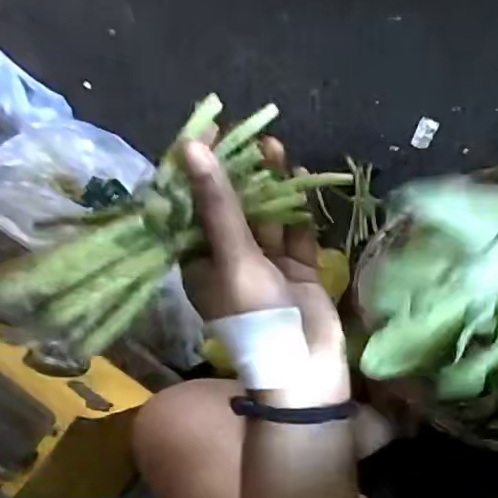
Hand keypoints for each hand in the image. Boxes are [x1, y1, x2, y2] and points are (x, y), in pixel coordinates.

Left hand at [180, 141, 349, 408]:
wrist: (305, 367)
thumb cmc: (259, 318)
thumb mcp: (235, 258)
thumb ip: (220, 206)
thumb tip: (194, 149)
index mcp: (199, 260)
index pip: (192, 204)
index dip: (198, 168)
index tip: (208, 130)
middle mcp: (230, 259)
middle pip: (232, 207)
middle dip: (240, 172)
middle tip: (247, 133)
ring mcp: (268, 266)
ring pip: (266, 217)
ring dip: (271, 186)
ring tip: (276, 148)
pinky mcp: (299, 272)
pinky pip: (297, 234)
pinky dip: (299, 211)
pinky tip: (301, 181)